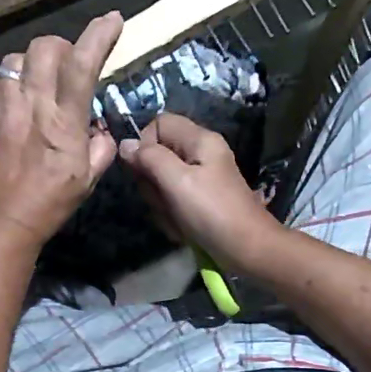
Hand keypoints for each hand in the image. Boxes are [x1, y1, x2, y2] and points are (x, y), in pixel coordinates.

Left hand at [0, 12, 124, 250]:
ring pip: (13, 61)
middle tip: (65, 67)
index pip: (84, 63)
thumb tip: (97, 129)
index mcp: (64, 120)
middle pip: (44, 47)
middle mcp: (31, 105)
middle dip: (60, 48)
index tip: (113, 21)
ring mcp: (0, 110)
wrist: (0, 223)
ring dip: (29, 67)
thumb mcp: (88, 179)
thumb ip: (100, 147)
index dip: (100, 35)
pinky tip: (4, 99)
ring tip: (33, 87)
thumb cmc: (49, 204)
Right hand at [118, 113, 282, 271]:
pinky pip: (172, 199)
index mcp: (200, 139)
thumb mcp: (177, 182)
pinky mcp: (200, 198)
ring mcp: (201, 177)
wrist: (246, 248)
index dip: (145, 144)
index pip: (159, 123)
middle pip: (158, 153)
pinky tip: (181, 226)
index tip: (144, 171)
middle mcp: (201, 152)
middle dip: (152, 180)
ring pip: (161, 180)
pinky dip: (171, 213)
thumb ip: (150, 159)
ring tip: (174, 216)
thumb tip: (124, 144)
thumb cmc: (211, 212)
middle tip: (164, 199)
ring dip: (161, 202)